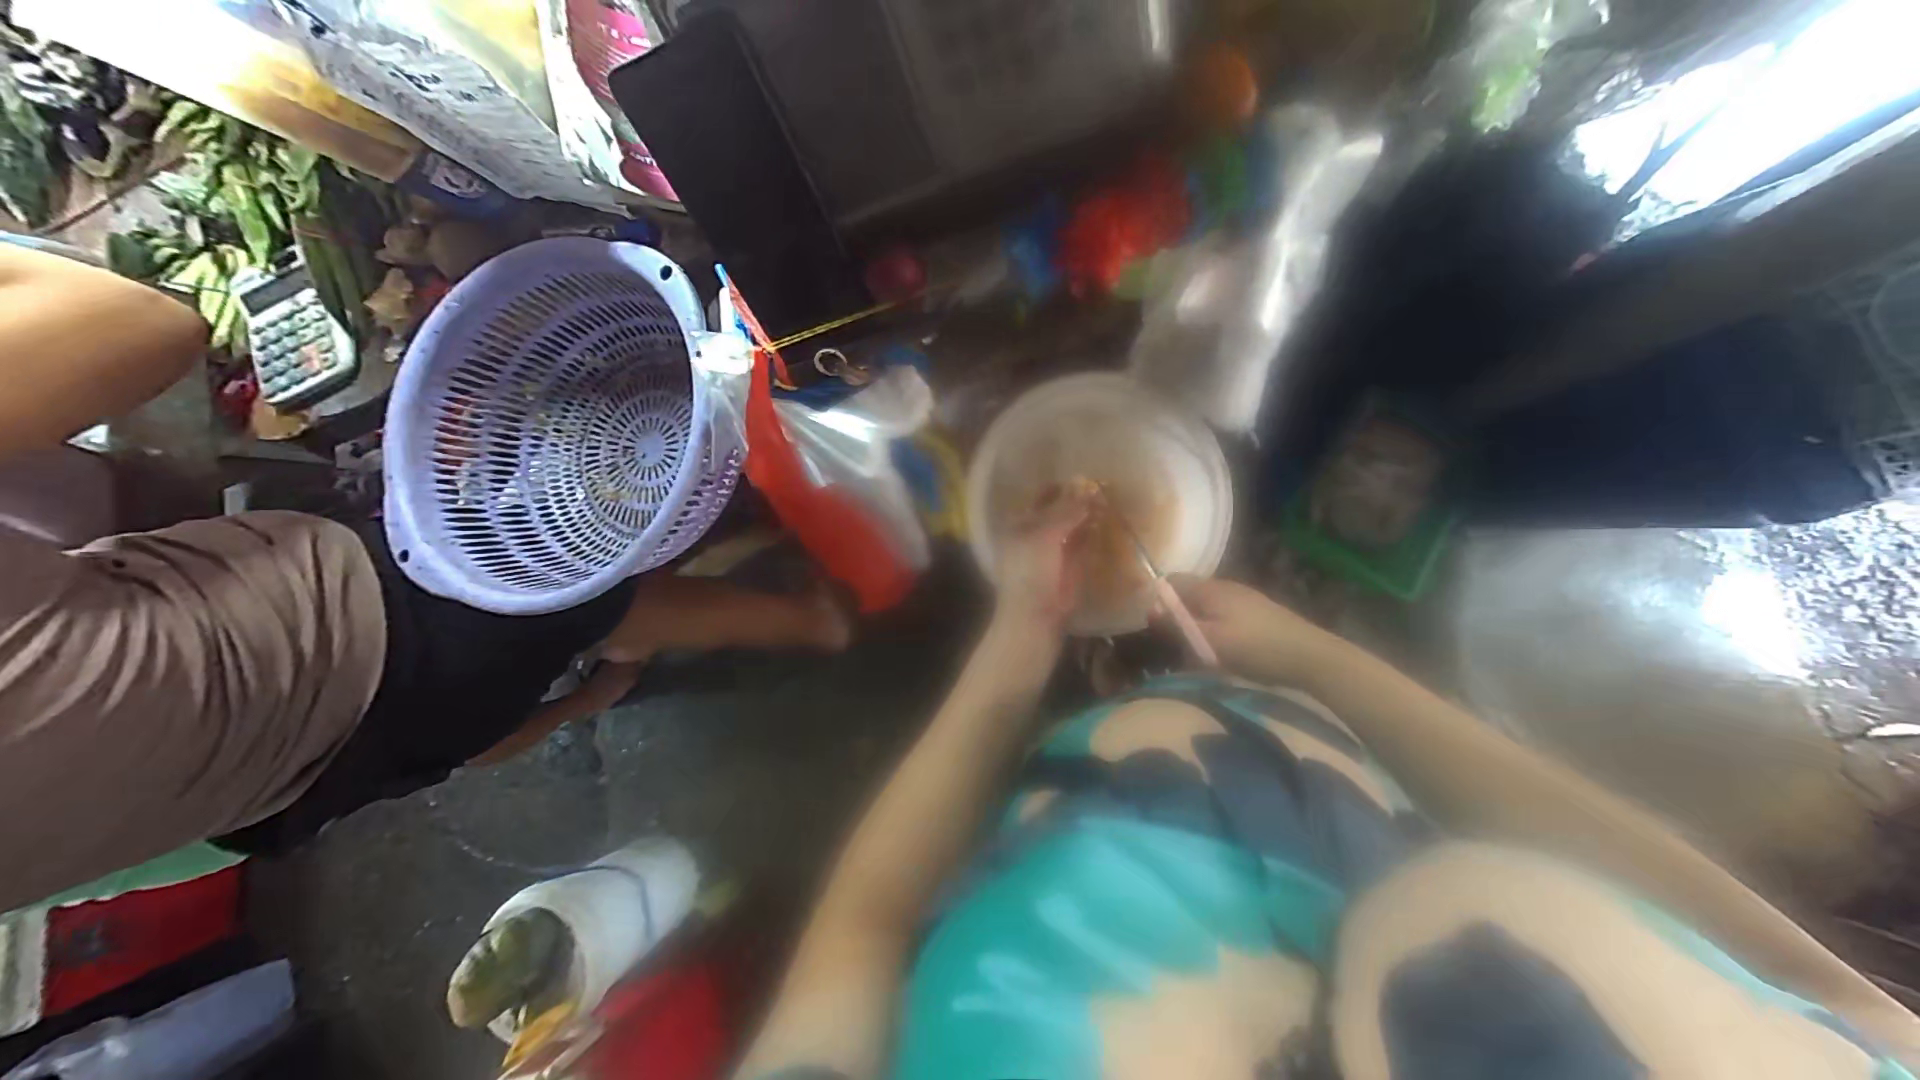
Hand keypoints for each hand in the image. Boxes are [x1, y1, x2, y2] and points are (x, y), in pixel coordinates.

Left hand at [990, 483, 1093, 636]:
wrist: (1036, 614)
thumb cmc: (1030, 570)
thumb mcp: (1043, 534)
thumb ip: (1064, 511)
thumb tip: (1085, 490)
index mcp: (1021, 523)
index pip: (1041, 496)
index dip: (1060, 486)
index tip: (1082, 475)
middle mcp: (1038, 532)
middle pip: (1061, 508)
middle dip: (1079, 498)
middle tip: (1102, 484)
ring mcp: (1057, 548)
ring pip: (1075, 523)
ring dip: (1089, 513)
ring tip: (1109, 497)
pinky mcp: (1074, 563)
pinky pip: (1085, 541)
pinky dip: (1095, 531)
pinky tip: (1108, 518)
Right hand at [1163, 575, 1344, 686]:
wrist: (1313, 658)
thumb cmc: (1255, 648)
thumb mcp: (1208, 641)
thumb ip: (1176, 625)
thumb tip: (1149, 609)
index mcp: (1210, 588)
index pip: (1172, 581)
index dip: (1158, 600)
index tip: (1154, 626)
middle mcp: (1226, 587)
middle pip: (1190, 594)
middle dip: (1178, 615)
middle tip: (1173, 644)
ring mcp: (1246, 599)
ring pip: (1208, 606)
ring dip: (1198, 624)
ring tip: (1197, 652)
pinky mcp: (1260, 614)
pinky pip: (1225, 616)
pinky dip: (1216, 629)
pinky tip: (1224, 650)